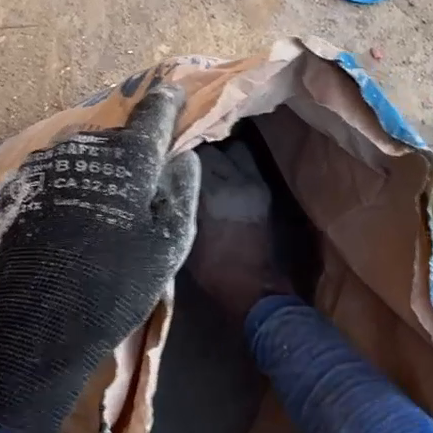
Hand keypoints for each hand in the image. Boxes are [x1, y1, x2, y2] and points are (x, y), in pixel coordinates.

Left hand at [0, 84, 200, 432]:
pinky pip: (61, 173)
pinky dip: (75, 183)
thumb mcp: (168, 244)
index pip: (154, 112)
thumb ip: (181, 191)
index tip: (174, 91)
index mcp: (130, 158)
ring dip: (101, 167)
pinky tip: (76, 218)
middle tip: (143, 182)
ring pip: (88, 154)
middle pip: (120, 136)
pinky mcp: (22, 188)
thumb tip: (183, 156)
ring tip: (107, 206)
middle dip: (134, 149)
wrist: (35, 323)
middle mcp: (87, 148)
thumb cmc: (115, 283)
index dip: (168, 101)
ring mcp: (49, 166)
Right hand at [184, 140, 296, 324]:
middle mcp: (234, 181)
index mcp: (212, 194)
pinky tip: (223, 168)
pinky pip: (247, 161)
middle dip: (198, 150)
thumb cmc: (213, 267)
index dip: (179, 154)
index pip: (192, 155)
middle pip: (212, 148)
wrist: (254, 284)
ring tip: (207, 160)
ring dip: (219, 151)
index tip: (168, 156)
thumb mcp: (186, 234)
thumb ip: (180, 201)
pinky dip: (234, 160)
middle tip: (186, 157)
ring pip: (233, 148)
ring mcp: (253, 181)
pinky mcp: (263, 186)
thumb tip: (169, 177)